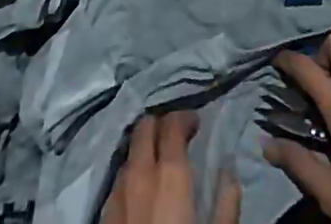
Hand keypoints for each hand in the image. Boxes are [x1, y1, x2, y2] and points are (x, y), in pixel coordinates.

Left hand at [104, 112, 240, 223]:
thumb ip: (227, 200)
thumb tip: (228, 173)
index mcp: (170, 173)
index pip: (172, 123)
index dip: (185, 117)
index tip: (197, 125)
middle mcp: (139, 174)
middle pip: (143, 127)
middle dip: (160, 123)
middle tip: (177, 135)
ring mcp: (116, 194)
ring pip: (128, 152)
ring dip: (144, 149)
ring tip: (160, 161)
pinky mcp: (102, 215)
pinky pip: (118, 180)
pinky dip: (132, 173)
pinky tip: (143, 190)